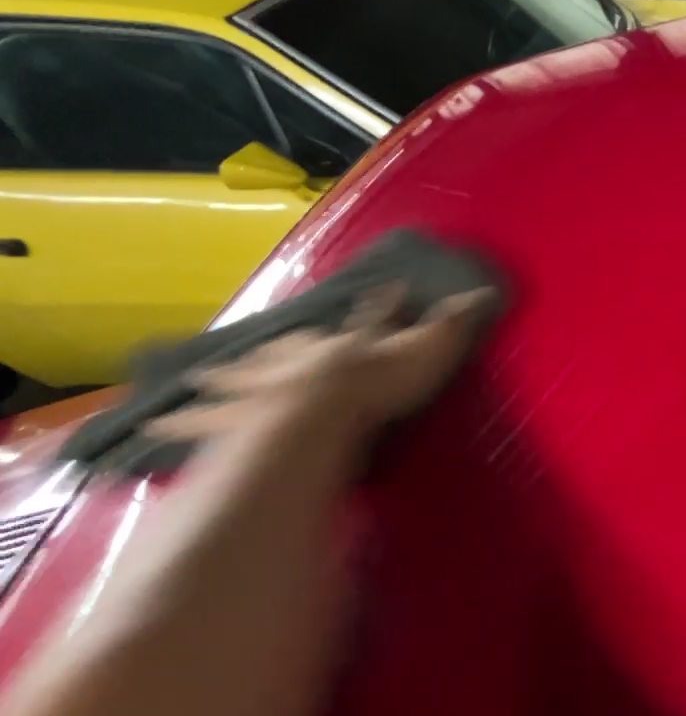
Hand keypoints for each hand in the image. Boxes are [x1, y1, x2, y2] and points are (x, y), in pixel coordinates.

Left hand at [147, 285, 496, 444]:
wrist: (322, 406)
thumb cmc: (382, 379)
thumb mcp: (429, 349)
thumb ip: (455, 323)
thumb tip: (489, 290)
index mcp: (351, 340)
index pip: (373, 316)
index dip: (385, 305)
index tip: (392, 288)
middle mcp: (304, 354)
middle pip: (290, 346)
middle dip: (280, 348)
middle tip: (267, 343)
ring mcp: (267, 382)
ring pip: (239, 377)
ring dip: (221, 379)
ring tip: (194, 381)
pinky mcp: (241, 416)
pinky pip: (211, 420)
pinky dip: (191, 423)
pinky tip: (167, 427)